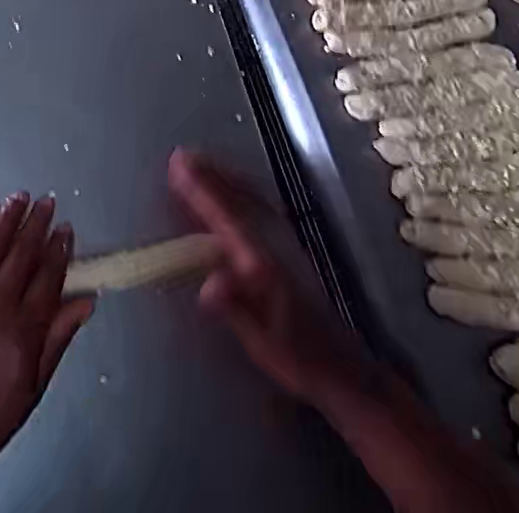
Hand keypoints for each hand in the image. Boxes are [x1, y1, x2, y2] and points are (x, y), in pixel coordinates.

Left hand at [0, 194, 94, 503]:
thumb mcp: (33, 387)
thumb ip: (58, 338)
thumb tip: (86, 301)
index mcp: (26, 328)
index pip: (50, 275)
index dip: (60, 249)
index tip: (67, 230)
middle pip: (24, 252)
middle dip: (38, 224)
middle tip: (48, 203)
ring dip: (9, 217)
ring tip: (21, 197)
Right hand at [168, 149, 365, 404]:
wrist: (340, 364)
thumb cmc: (294, 355)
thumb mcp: (261, 340)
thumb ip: (236, 309)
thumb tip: (209, 286)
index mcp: (261, 262)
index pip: (225, 218)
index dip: (200, 190)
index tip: (178, 166)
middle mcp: (273, 243)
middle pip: (237, 199)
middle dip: (209, 175)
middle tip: (182, 155)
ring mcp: (283, 241)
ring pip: (251, 198)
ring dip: (225, 176)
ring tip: (202, 160)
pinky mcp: (289, 246)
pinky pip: (261, 204)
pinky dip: (243, 187)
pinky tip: (235, 184)